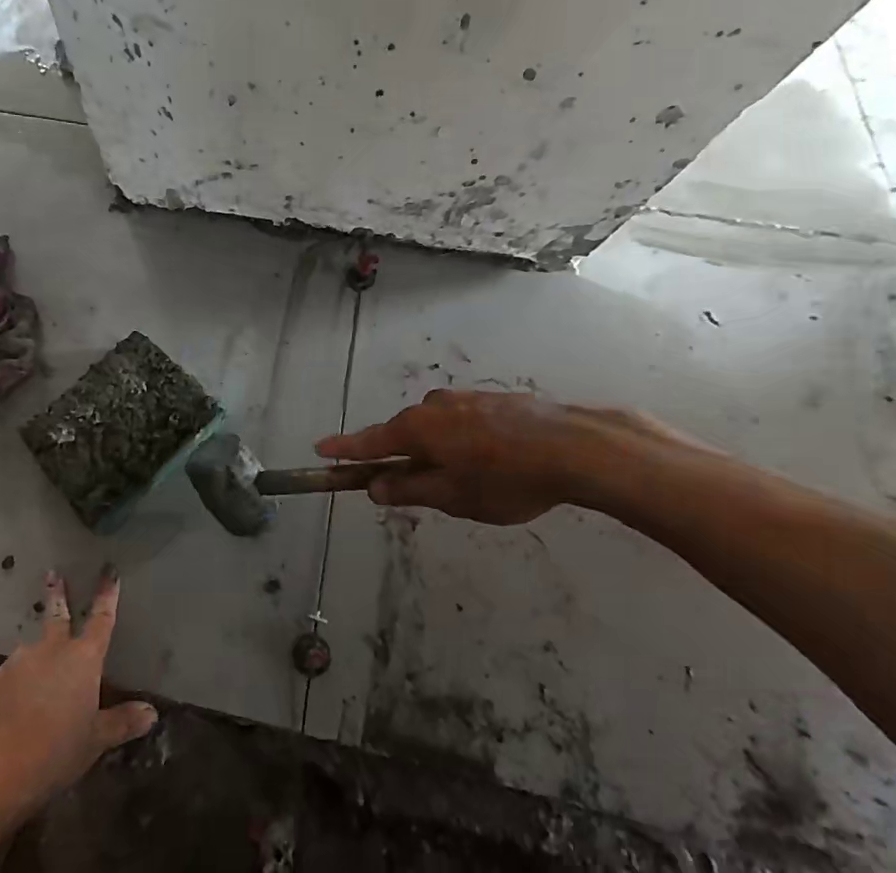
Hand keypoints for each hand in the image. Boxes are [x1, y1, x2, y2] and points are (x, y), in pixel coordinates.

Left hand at [0, 567, 156, 817]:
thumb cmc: (56, 751)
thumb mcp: (96, 740)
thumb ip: (123, 722)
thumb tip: (152, 713)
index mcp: (83, 659)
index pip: (102, 619)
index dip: (108, 596)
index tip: (110, 573)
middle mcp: (50, 651)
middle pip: (57, 615)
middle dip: (58, 594)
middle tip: (53, 574)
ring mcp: (16, 664)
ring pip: (31, 651)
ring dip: (35, 656)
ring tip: (36, 680)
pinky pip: (8, 677)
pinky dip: (14, 683)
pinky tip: (12, 705)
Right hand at [316, 389, 699, 524]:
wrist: (575, 446)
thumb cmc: (507, 479)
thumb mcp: (454, 497)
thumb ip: (411, 490)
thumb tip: (376, 487)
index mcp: (420, 429)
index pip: (370, 441)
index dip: (345, 449)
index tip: (321, 450)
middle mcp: (436, 406)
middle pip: (405, 434)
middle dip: (402, 460)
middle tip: (411, 490)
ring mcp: (467, 399)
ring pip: (437, 428)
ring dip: (436, 452)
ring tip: (464, 483)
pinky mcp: (495, 400)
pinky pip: (462, 423)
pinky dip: (461, 442)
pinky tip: (489, 463)